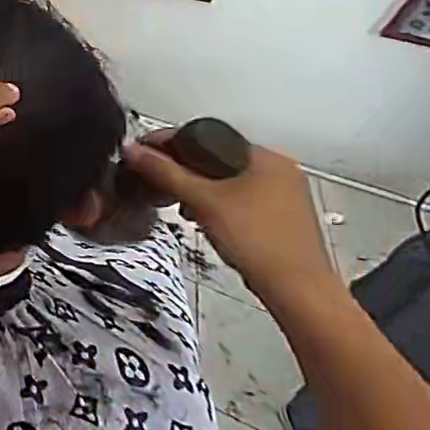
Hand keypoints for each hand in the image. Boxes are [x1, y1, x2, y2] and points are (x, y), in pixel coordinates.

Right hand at [122, 134, 337, 301]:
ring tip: (175, 202)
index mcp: (264, 155)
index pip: (206, 136)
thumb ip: (165, 172)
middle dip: (182, 168)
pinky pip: (239, 198)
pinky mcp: (281, 217)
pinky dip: (216, 203)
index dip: (169, 143)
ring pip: (226, 180)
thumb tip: (131, 150)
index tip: (140, 152)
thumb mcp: (203, 201)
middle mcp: (277, 168)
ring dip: (197, 188)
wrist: (299, 293)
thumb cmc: (256, 240)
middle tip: (154, 179)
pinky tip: (200, 217)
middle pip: (215, 158)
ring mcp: (283, 194)